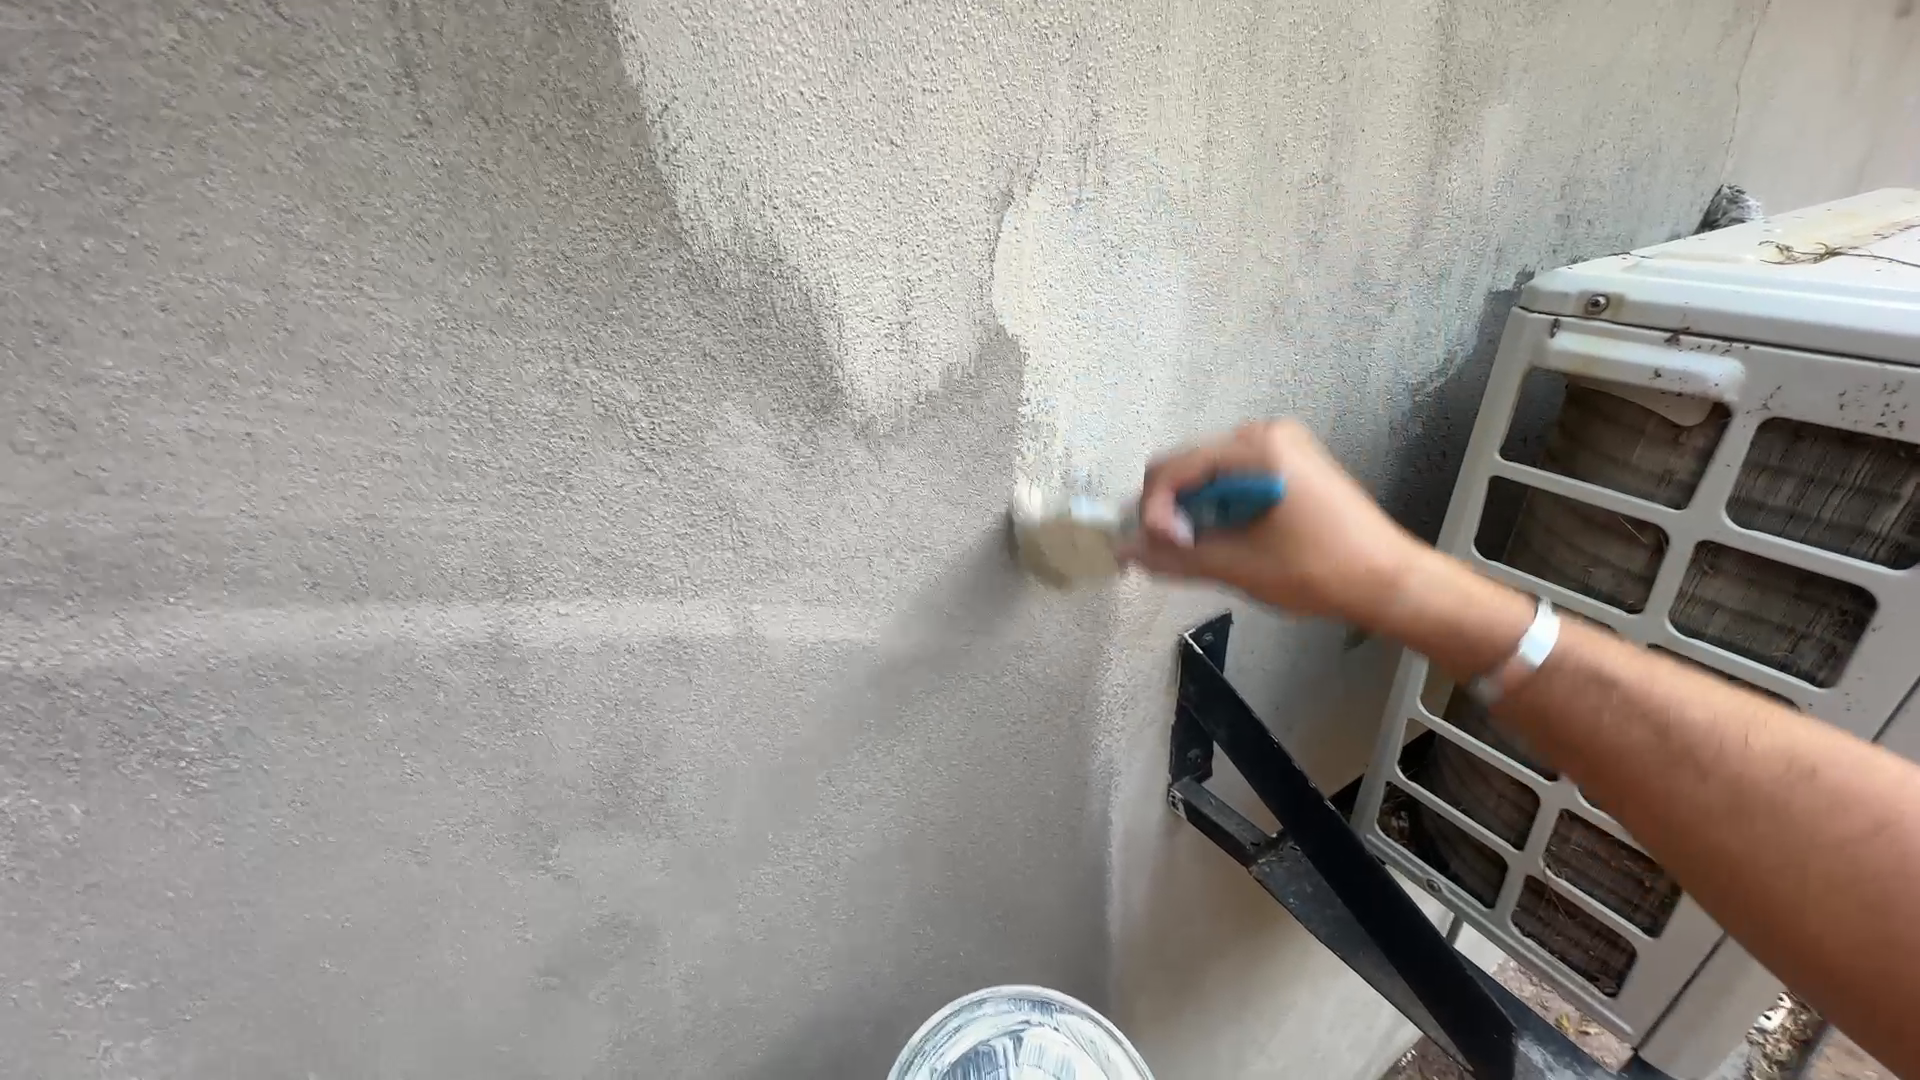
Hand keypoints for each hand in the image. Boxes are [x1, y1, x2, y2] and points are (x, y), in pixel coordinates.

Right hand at [1126, 419, 1427, 623]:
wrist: (1388, 580)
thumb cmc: (1318, 571)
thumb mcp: (1238, 566)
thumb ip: (1174, 557)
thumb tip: (1126, 551)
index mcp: (1256, 447)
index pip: (1173, 469)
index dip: (1154, 511)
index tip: (1162, 550)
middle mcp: (1264, 432)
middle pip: (1185, 465)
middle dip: (1170, 510)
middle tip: (1177, 551)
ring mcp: (1278, 444)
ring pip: (1204, 473)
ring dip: (1192, 510)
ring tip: (1202, 547)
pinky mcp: (1287, 461)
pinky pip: (1229, 476)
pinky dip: (1216, 505)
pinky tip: (1226, 535)